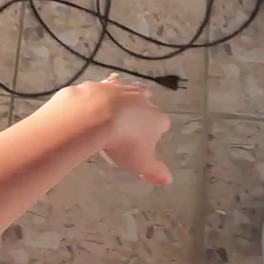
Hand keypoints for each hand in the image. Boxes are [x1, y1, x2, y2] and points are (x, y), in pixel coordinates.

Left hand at [53, 77, 172, 185]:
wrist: (95, 116)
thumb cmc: (124, 142)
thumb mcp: (141, 164)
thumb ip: (156, 172)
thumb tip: (168, 180)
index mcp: (156, 118)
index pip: (163, 123)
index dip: (157, 131)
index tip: (148, 141)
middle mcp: (142, 99)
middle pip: (147, 101)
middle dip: (142, 109)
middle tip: (131, 124)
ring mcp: (122, 88)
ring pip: (128, 89)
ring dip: (124, 97)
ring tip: (115, 110)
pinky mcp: (102, 83)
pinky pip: (105, 86)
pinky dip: (102, 93)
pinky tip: (94, 102)